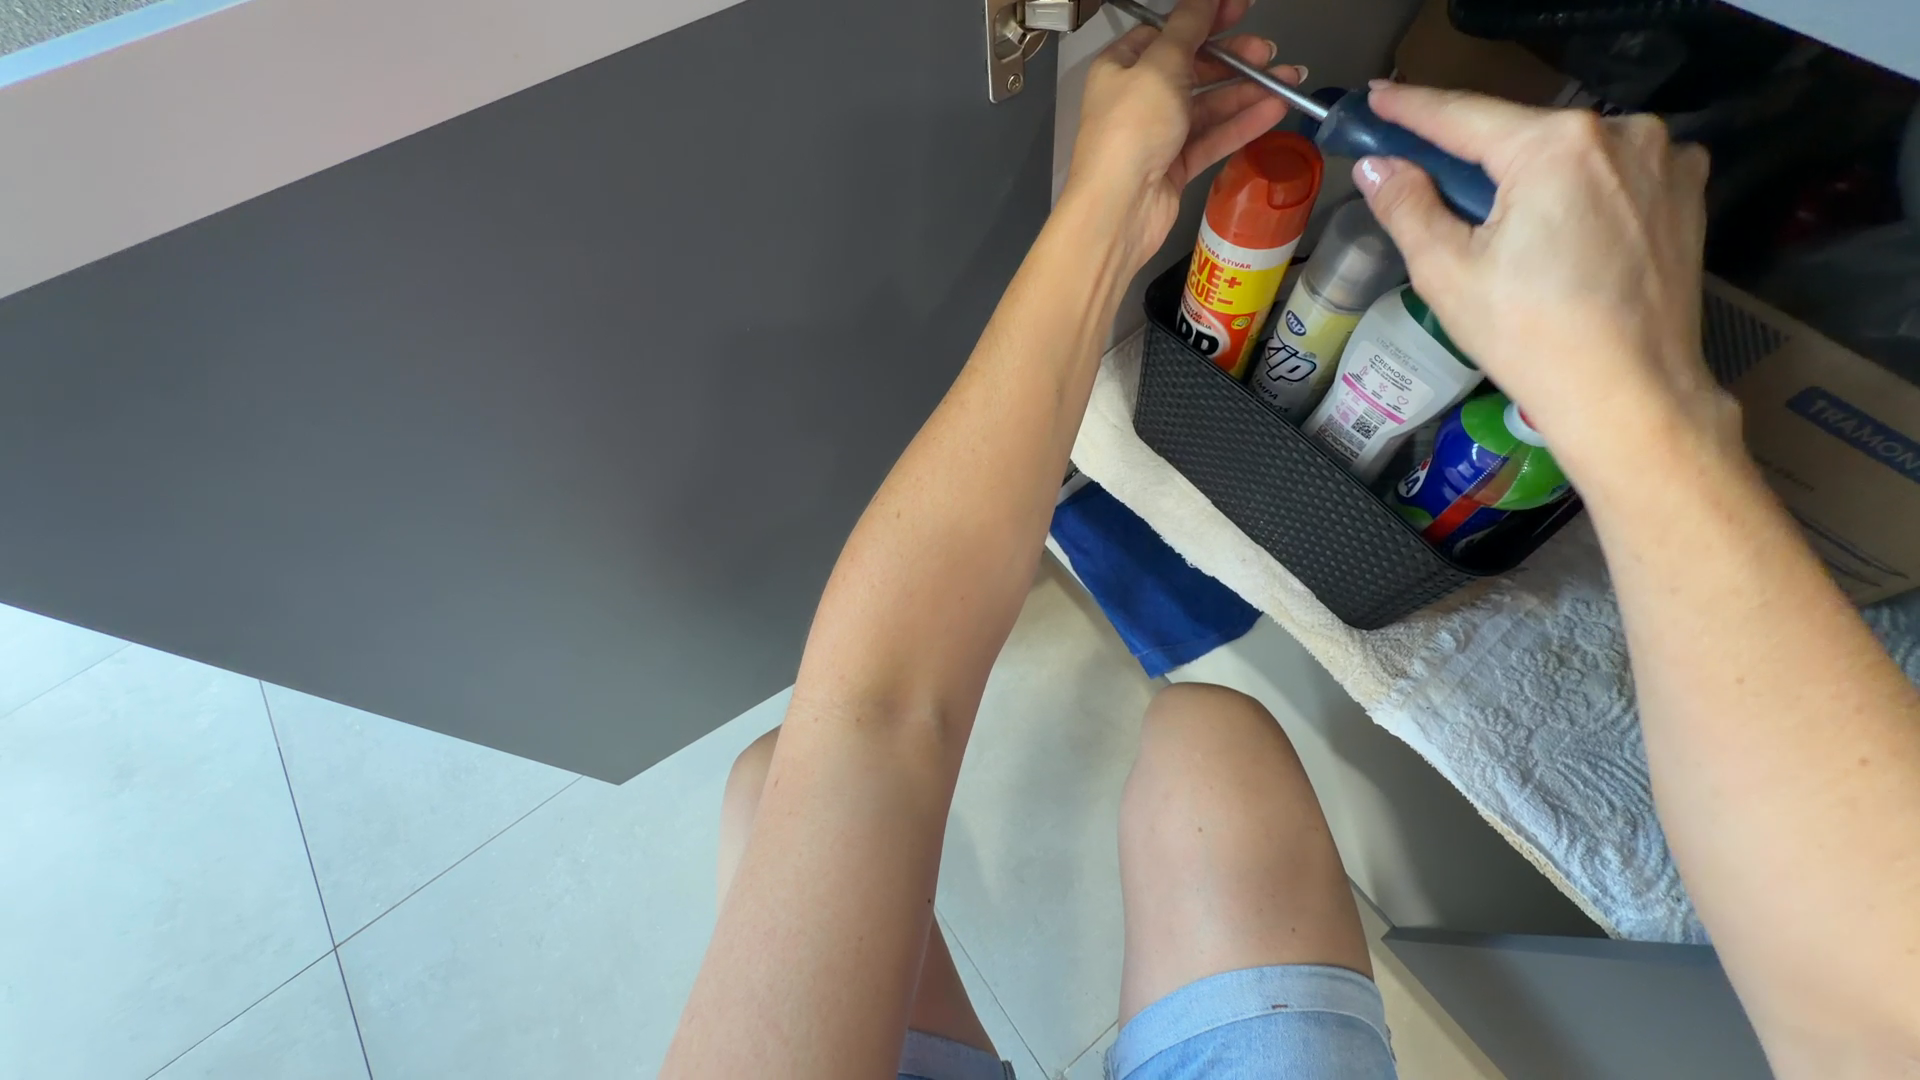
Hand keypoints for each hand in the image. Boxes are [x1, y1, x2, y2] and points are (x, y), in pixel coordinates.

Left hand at [1061, 0, 1305, 266]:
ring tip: (1288, 79)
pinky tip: (1274, 109)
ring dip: (1246, 91)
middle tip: (1266, 52)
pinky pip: (1212, 138)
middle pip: (1191, 69)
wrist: (1118, 210)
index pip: (1166, 33)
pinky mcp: (1173, 167)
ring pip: (1207, 106)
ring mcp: (1156, 136)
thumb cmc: (1130, 131)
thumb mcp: (1160, 65)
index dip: (1204, 20)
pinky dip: (1242, 124)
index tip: (1241, 8)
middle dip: (1232, 59)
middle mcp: (1137, 100)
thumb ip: (1188, 27)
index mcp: (1121, 68)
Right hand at [1351, 84, 1734, 484]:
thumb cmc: (1526, 333)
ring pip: (1564, 156)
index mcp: (1555, 146)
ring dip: (1522, 180)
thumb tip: (1376, 166)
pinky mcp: (1684, 190)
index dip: (1411, 108)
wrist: (1627, 388)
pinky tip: (1553, 239)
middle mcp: (1621, 131)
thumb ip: (1407, 206)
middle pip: (1518, 137)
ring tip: (1496, 235)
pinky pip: (1607, 175)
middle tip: (1426, 187)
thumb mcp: (1445, 270)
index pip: (1464, 116)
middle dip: (1470, 160)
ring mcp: (1664, 158)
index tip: (1377, 96)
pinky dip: (1570, 194)